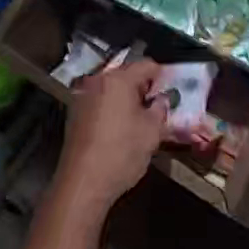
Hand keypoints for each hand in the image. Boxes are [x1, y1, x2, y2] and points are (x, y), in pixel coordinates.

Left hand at [57, 59, 166, 214]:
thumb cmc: (122, 152)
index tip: (173, 90)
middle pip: (127, 74)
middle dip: (145, 87)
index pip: (147, 65)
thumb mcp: (152, 131)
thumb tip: (162, 99)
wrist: (83, 183)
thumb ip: (160, 108)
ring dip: (128, 98)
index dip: (163, 76)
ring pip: (113, 89)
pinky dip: (113, 108)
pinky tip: (123, 127)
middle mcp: (97, 81)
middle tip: (160, 105)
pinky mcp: (75, 114)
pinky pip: (101, 102)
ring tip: (143, 118)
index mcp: (118, 79)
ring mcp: (83, 97)